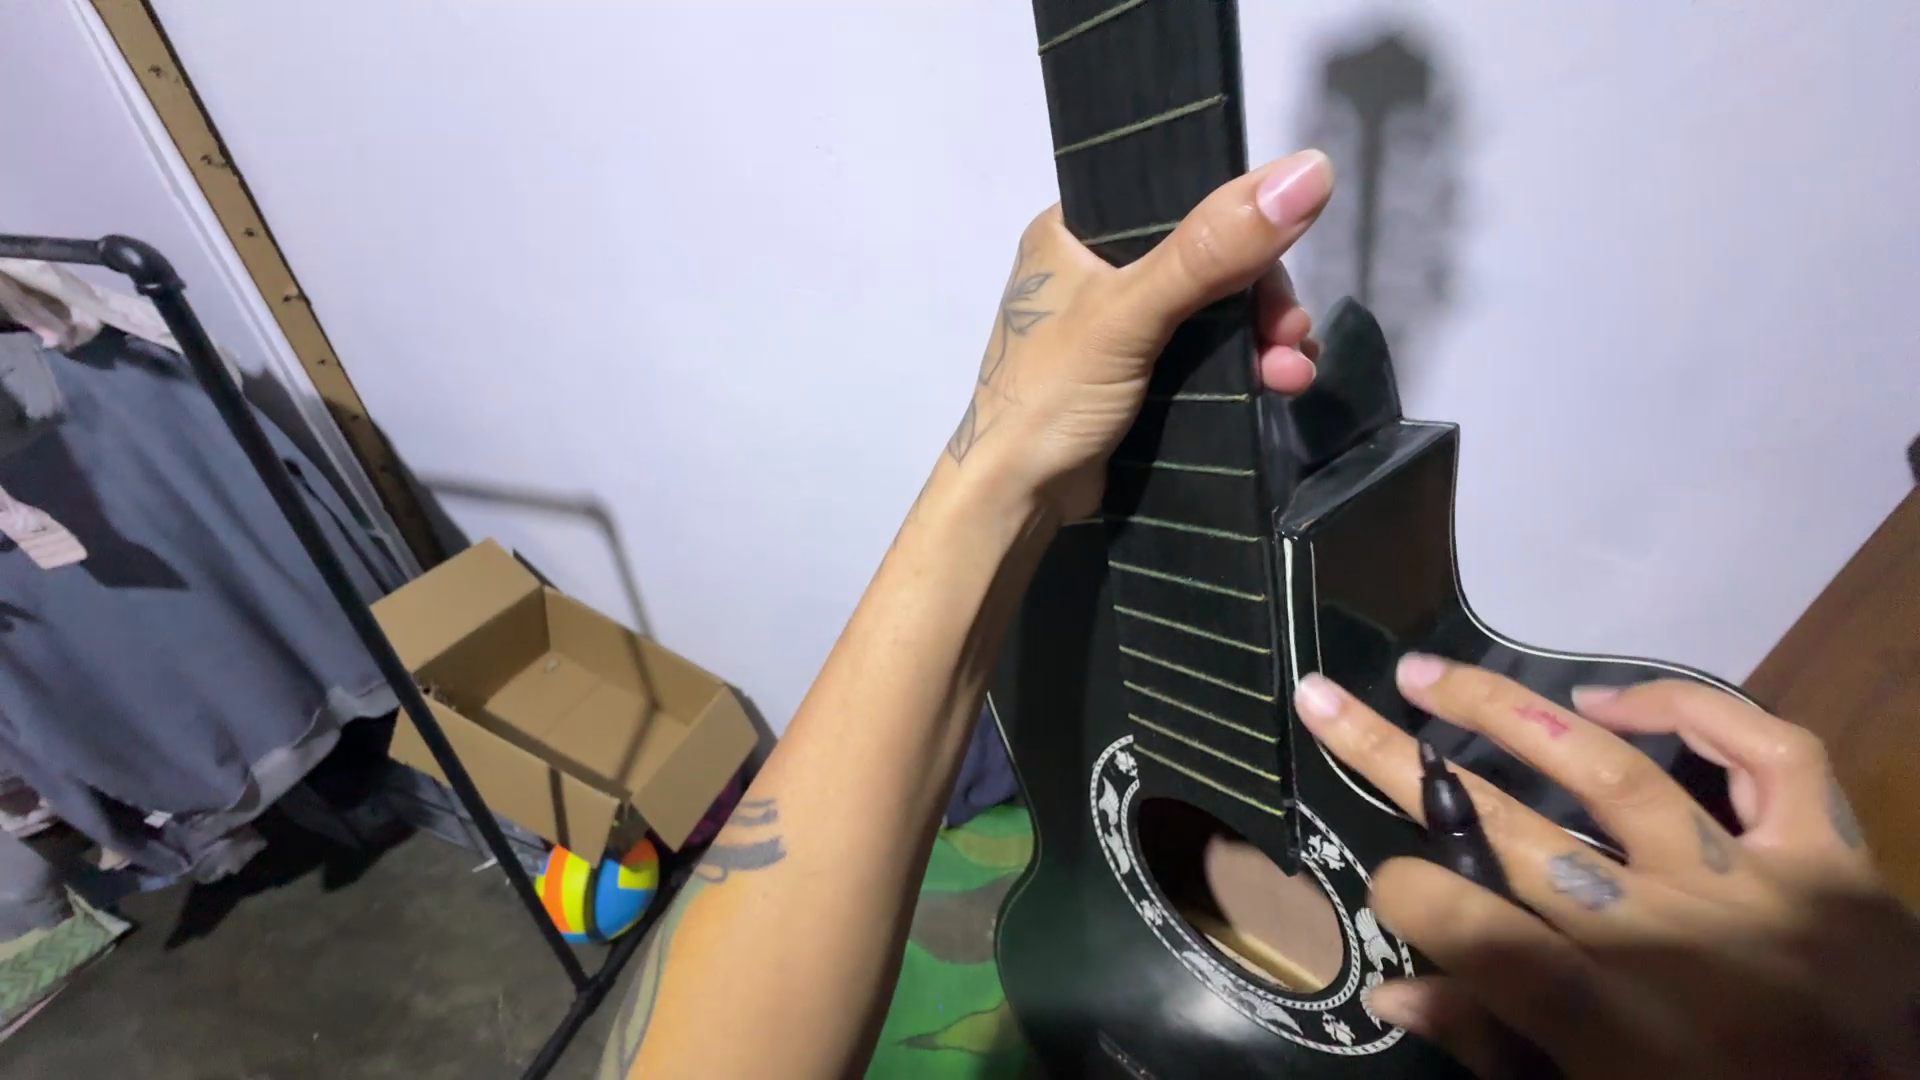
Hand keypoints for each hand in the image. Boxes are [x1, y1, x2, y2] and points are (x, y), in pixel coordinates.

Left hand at [946, 150, 1333, 521]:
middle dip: (1259, 298)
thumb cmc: (1052, 397)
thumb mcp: (1127, 316)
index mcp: (1074, 233)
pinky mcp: (1136, 375)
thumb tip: (1311, 170)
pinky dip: (1243, 365)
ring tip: (1294, 375)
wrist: (1018, 496)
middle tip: (1291, 335)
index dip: (1236, 220)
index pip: (1174, 198)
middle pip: (1205, 259)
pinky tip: (1282, 383)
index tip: (1282, 254)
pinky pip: (1203, 354)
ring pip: (1211, 311)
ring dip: (1262, 338)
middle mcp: (1096, 272)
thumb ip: (1208, 252)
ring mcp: (1117, 328)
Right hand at [1293, 659, 1919, 1078]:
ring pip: (1606, 769)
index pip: (1473, 931)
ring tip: (1423, 673)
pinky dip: (1688, 710)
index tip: (1385, 878)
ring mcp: (1758, 892)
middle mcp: (1675, 943)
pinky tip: (1605, 697)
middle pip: (1504, 828)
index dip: (1405, 891)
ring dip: (1497, 708)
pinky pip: (1775, 760)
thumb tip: (1390, 991)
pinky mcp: (1837, 867)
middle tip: (1325, 700)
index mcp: (1617, 1027)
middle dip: (1389, 755)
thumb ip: (1492, 1045)